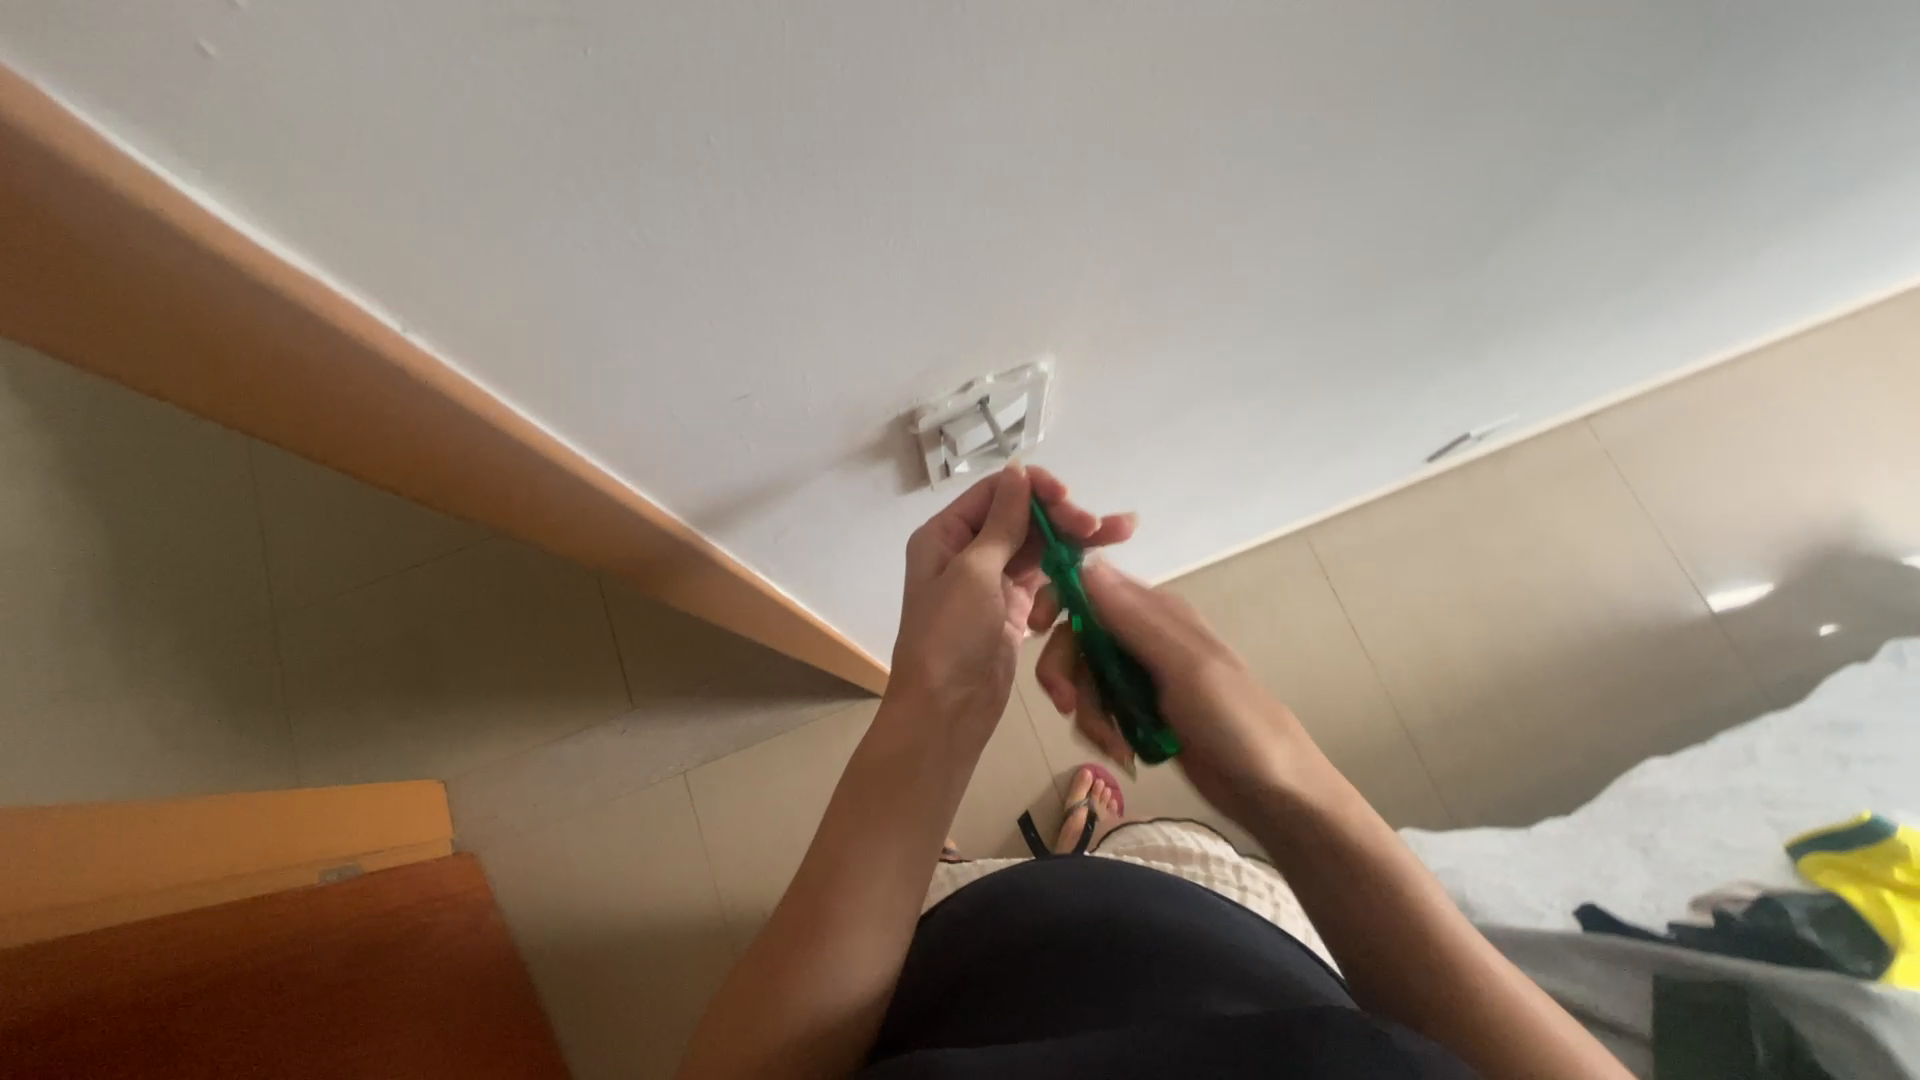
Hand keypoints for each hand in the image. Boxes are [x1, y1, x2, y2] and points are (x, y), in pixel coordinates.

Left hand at [889, 465, 1135, 745]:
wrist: (946, 711)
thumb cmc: (949, 637)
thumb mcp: (973, 573)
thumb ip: (1001, 522)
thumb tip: (1017, 471)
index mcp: (945, 534)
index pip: (996, 493)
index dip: (1035, 490)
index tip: (1069, 499)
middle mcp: (968, 550)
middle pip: (1022, 518)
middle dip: (1062, 517)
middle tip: (1101, 527)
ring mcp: (993, 580)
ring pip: (1039, 546)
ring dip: (1076, 539)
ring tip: (1123, 530)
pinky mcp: (1015, 606)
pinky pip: (1046, 577)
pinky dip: (1069, 569)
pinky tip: (1097, 562)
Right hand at [1032, 561, 1332, 822]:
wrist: (1271, 791)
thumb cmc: (1237, 721)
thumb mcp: (1186, 667)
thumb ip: (1134, 618)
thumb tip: (1086, 562)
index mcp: (1156, 612)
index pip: (1089, 587)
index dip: (1057, 602)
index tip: (1035, 630)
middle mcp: (1143, 636)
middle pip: (1076, 637)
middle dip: (1065, 672)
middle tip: (1068, 706)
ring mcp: (1140, 675)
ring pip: (1082, 678)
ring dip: (1088, 712)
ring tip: (1115, 744)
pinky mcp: (1138, 711)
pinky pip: (1098, 709)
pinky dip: (1101, 730)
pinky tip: (1123, 751)